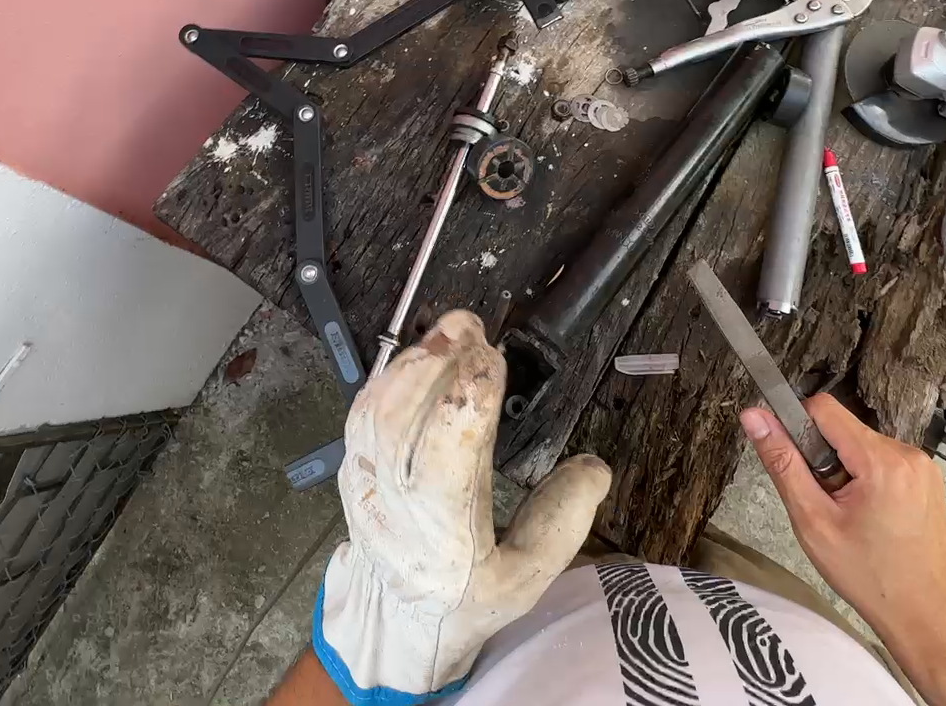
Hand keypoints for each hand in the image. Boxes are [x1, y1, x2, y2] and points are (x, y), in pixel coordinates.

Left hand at [317, 311, 610, 702]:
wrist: (396, 619)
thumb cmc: (467, 599)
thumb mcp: (526, 579)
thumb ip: (560, 524)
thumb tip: (594, 465)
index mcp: (444, 534)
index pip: (450, 450)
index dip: (469, 395)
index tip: (492, 356)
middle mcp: (395, 503)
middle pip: (406, 417)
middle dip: (438, 361)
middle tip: (471, 326)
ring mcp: (364, 483)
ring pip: (379, 408)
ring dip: (413, 361)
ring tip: (449, 331)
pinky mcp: (351, 468)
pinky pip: (362, 412)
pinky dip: (390, 376)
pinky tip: (418, 356)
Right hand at [740, 395, 945, 637]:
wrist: (929, 619)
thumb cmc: (868, 575)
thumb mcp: (813, 520)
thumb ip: (782, 462)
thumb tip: (752, 415)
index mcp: (882, 460)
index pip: (823, 408)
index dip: (797, 426)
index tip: (795, 463)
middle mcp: (907, 452)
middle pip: (842, 427)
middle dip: (823, 456)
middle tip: (825, 502)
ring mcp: (923, 465)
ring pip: (860, 443)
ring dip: (843, 467)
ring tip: (847, 513)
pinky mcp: (927, 478)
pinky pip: (881, 458)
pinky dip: (865, 476)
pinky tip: (868, 514)